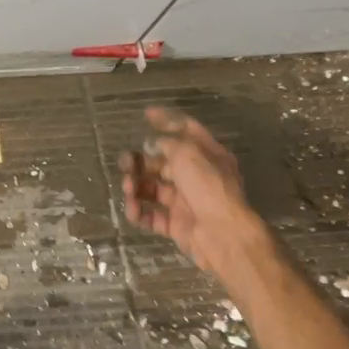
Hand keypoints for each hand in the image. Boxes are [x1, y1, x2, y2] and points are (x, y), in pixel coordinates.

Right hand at [120, 108, 259, 272]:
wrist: (222, 234)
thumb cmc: (208, 186)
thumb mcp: (188, 153)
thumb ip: (167, 144)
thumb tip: (152, 145)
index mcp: (206, 156)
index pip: (187, 131)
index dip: (168, 120)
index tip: (146, 114)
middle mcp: (196, 176)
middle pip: (162, 162)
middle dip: (140, 161)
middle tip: (125, 163)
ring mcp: (185, 202)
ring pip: (152, 188)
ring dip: (135, 185)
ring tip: (128, 187)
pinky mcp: (176, 224)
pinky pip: (151, 215)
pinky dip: (138, 211)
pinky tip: (133, 207)